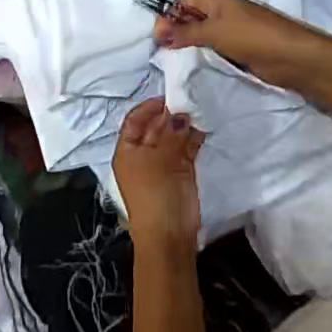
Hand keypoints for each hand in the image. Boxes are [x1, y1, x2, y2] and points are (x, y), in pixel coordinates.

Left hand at [113, 98, 205, 256]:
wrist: (168, 235)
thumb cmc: (155, 194)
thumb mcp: (160, 160)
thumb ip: (171, 133)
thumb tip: (179, 112)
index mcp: (127, 151)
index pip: (134, 120)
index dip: (149, 107)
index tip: (169, 96)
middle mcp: (142, 154)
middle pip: (155, 126)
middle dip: (171, 114)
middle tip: (191, 100)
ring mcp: (162, 164)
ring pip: (173, 137)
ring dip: (184, 125)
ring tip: (200, 110)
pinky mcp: (181, 172)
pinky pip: (186, 149)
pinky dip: (194, 138)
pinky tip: (204, 127)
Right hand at [152, 0, 324, 91]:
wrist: (294, 58)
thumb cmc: (253, 37)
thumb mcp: (214, 32)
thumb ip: (184, 32)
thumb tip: (157, 32)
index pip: (181, 2)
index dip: (167, 18)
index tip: (156, 39)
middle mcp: (221, 10)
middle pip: (188, 18)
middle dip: (174, 33)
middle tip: (162, 53)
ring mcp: (230, 29)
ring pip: (199, 36)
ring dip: (187, 47)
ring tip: (173, 61)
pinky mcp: (236, 48)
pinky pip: (211, 49)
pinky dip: (202, 56)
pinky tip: (192, 66)